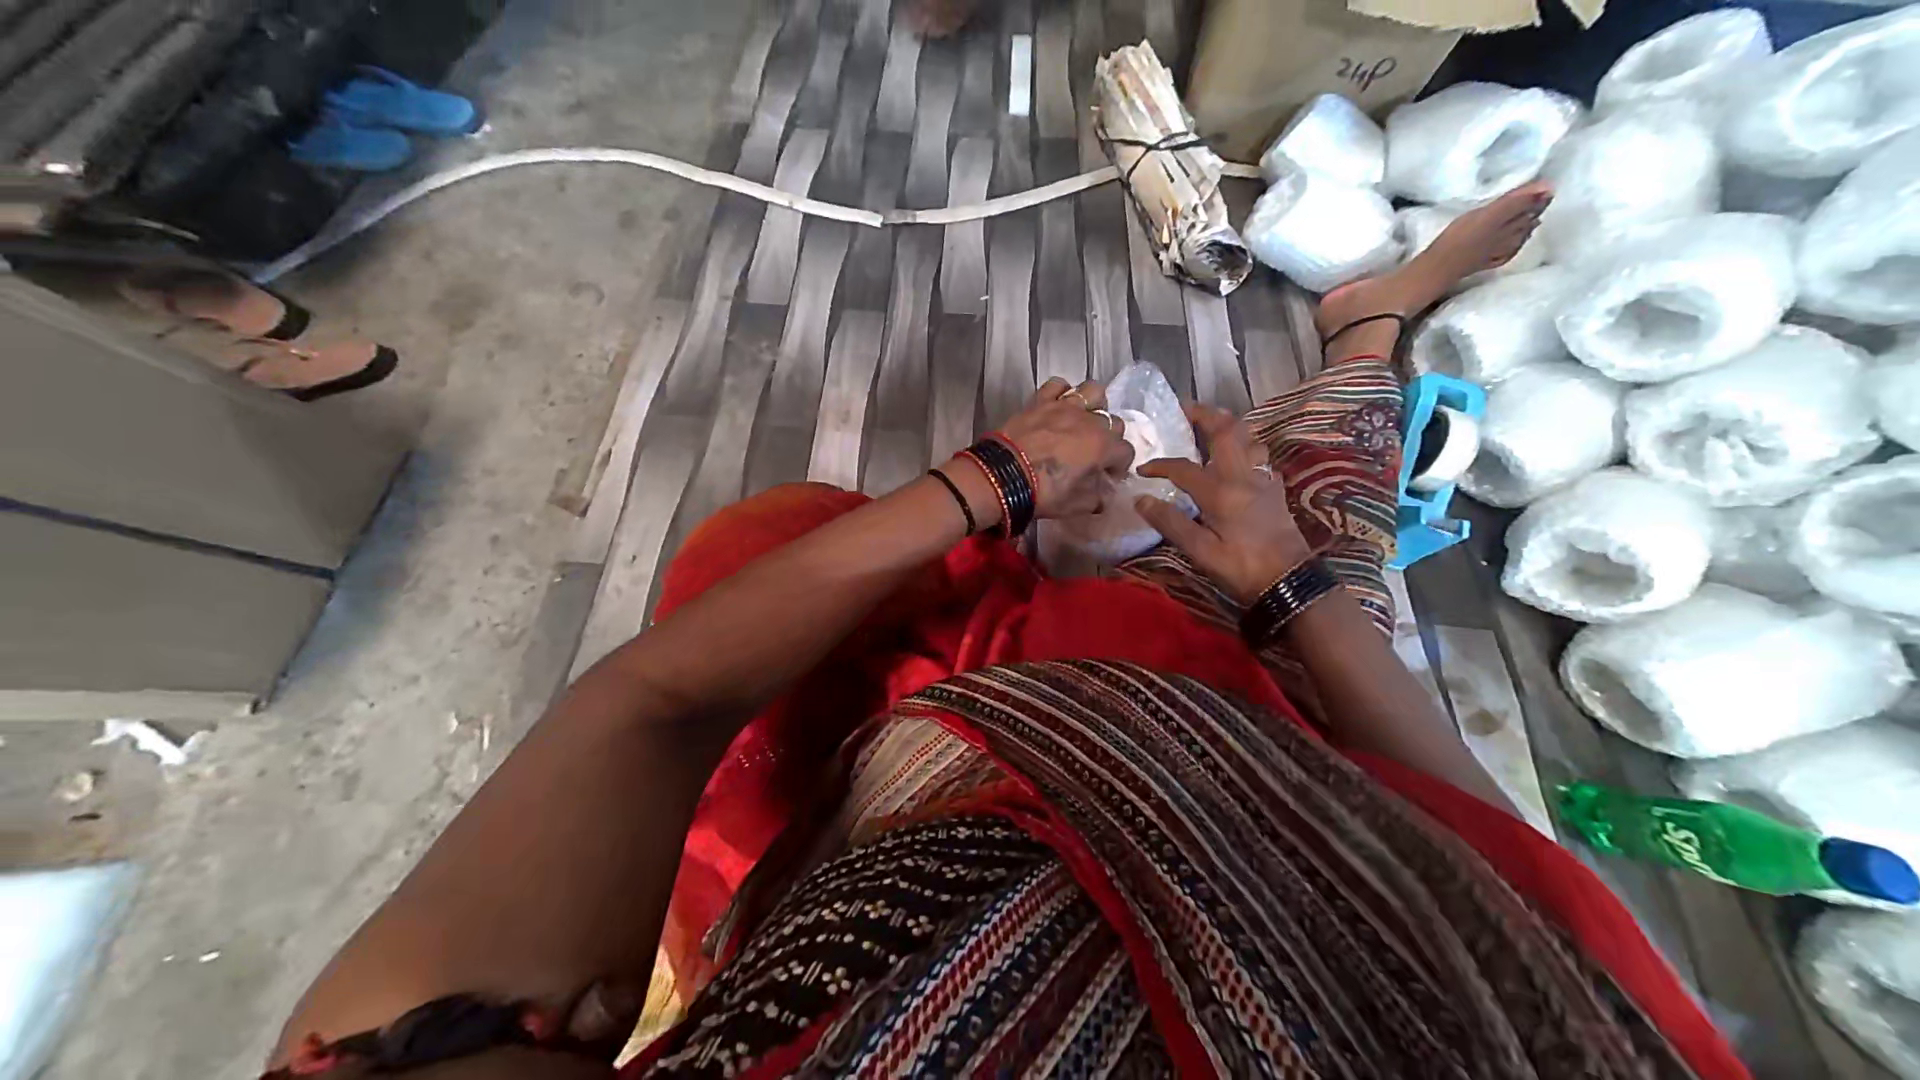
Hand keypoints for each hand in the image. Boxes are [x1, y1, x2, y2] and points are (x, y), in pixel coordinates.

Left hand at [982, 377, 1134, 518]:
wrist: (1003, 477)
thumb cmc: (1045, 493)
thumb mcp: (1078, 505)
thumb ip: (1098, 498)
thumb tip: (1103, 495)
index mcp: (1103, 446)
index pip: (1125, 452)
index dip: (1119, 467)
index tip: (1108, 477)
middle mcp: (1089, 421)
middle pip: (1113, 422)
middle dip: (1109, 438)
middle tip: (1094, 453)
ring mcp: (1064, 407)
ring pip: (1092, 392)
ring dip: (1094, 405)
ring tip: (1083, 421)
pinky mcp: (1040, 401)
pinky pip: (1057, 385)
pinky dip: (1061, 392)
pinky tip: (1058, 405)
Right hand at [1135, 404, 1313, 604]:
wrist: (1290, 581)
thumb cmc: (1242, 567)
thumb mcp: (1200, 551)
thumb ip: (1171, 523)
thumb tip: (1141, 499)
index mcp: (1221, 492)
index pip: (1183, 468)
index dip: (1160, 465)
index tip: (1143, 470)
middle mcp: (1244, 476)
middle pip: (1227, 431)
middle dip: (1204, 415)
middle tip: (1184, 410)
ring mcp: (1263, 479)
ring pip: (1248, 437)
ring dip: (1228, 425)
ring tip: (1209, 425)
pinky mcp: (1275, 488)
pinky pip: (1259, 454)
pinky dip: (1244, 444)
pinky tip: (1235, 456)